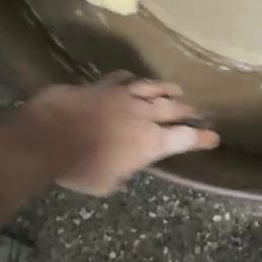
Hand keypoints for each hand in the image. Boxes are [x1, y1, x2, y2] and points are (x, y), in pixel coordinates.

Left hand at [23, 73, 218, 195]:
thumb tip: (124, 172)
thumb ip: (122, 174)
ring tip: (177, 89)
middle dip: (189, 110)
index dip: (202, 138)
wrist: (47, 137)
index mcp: (151, 142)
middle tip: (198, 112)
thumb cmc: (79, 169)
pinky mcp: (102, 85)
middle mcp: (144, 114)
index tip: (214, 137)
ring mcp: (123, 95)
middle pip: (174, 108)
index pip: (185, 138)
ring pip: (153, 87)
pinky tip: (133, 79)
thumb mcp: (106, 184)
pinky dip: (132, 79)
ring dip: (167, 88)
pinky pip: (123, 77)